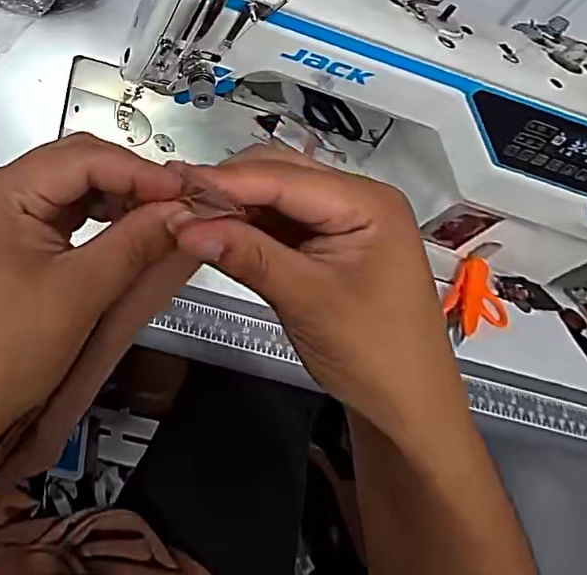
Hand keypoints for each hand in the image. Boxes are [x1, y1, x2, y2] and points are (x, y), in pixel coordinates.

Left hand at [0, 135, 184, 502]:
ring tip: (162, 215)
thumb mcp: (79, 294)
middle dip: (132, 179)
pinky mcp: (18, 234)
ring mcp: (6, 212)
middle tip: (178, 201)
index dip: (138, 173)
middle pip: (80, 162)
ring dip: (121, 196)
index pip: (83, 159)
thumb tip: (179, 213)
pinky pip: (71, 208)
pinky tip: (133, 228)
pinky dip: (105, 215)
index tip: (180, 192)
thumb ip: (135, 244)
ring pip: (78, 183)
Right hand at [173, 146, 458, 432]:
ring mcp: (342, 217)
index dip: (226, 180)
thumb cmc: (375, 356)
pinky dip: (247, 222)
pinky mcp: (328, 238)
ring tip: (188, 211)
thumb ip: (246, 255)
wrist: (410, 411)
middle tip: (176, 197)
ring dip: (233, 203)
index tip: (176, 183)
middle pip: (279, 174)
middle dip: (228, 186)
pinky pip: (279, 217)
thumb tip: (185, 226)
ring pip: (274, 193)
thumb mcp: (306, 301)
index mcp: (368, 203)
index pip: (284, 178)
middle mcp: (357, 198)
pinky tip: (216, 228)